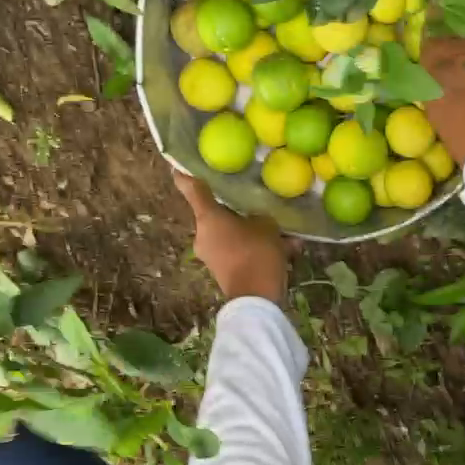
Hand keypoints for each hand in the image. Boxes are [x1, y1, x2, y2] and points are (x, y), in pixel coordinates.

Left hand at [175, 172, 286, 303]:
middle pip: (218, 215)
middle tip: (261, 210)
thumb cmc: (257, 253)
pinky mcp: (222, 271)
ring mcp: (210, 255)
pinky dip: (256, 251)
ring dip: (254, 235)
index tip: (179, 164)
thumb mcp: (267, 227)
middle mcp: (203, 234)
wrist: (255, 299)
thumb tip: (259, 218)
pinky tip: (285, 253)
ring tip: (284, 237)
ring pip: (232, 236)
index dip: (186, 174)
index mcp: (208, 217)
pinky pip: (239, 253)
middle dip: (239, 214)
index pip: (192, 188)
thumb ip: (261, 217)